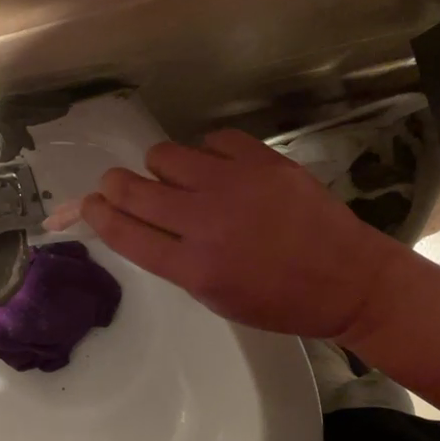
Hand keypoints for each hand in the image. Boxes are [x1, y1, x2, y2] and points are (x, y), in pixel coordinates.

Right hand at [79, 130, 410, 339]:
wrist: (350, 280)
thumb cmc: (279, 301)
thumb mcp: (215, 296)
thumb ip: (171, 259)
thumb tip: (134, 222)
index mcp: (193, 267)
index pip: (121, 231)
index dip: (95, 214)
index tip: (90, 206)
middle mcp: (206, 222)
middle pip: (129, 187)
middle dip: (113, 186)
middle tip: (120, 188)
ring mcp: (233, 185)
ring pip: (163, 155)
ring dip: (162, 169)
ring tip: (182, 181)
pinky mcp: (261, 160)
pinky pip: (210, 140)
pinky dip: (208, 153)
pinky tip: (223, 171)